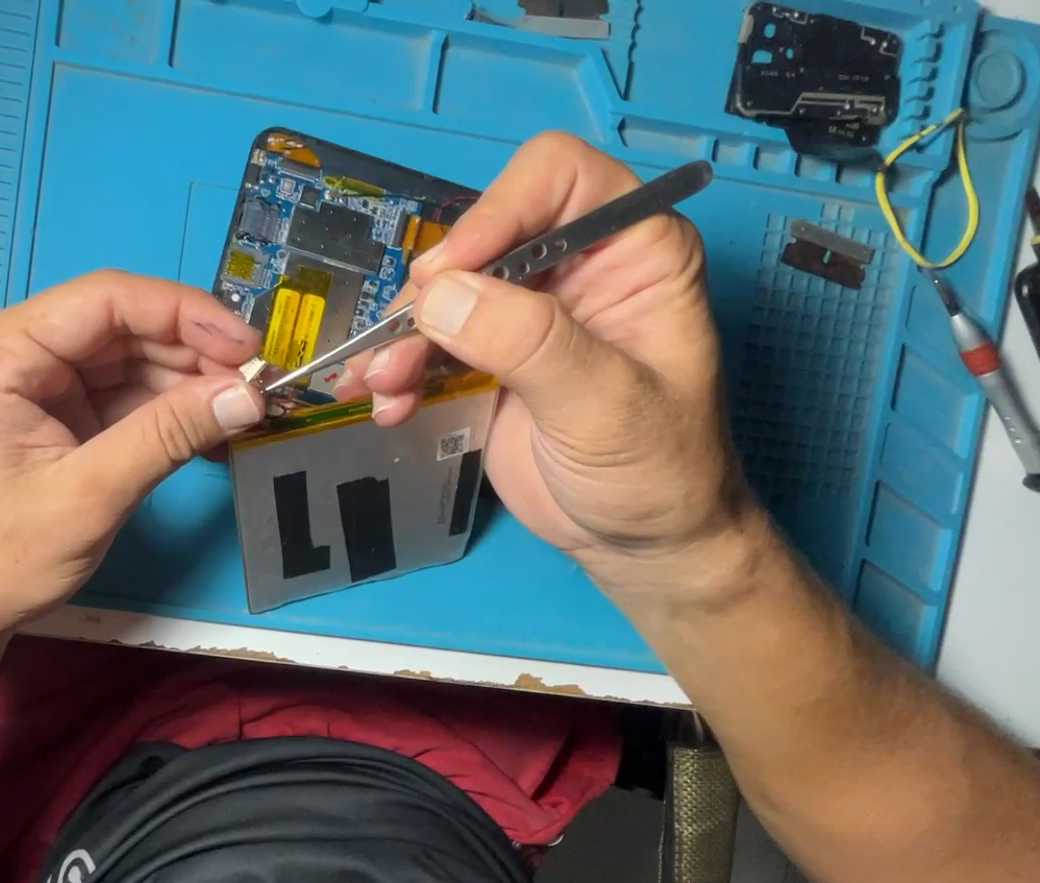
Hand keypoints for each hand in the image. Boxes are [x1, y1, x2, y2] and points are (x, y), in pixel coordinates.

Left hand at [0, 270, 265, 643]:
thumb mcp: (88, 497)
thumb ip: (166, 437)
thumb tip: (246, 397)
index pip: (103, 301)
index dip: (184, 313)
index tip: (247, 346)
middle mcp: (13, 352)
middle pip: (121, 326)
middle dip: (192, 354)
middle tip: (256, 388)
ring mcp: (36, 383)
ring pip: (130, 360)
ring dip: (188, 385)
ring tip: (242, 414)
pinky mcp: (57, 414)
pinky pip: (123, 396)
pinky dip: (168, 413)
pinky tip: (210, 431)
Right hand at [344, 133, 758, 595]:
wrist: (635, 544)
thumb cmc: (655, 471)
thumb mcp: (605, 404)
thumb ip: (529, 344)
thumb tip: (439, 298)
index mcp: (630, 252)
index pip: (555, 181)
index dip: (495, 213)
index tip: (446, 278)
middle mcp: (572, 272)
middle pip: (479, 241)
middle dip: (430, 296)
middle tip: (399, 351)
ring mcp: (522, 320)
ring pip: (441, 298)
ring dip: (401, 340)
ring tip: (384, 388)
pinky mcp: (485, 364)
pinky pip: (426, 348)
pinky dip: (397, 373)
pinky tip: (386, 406)